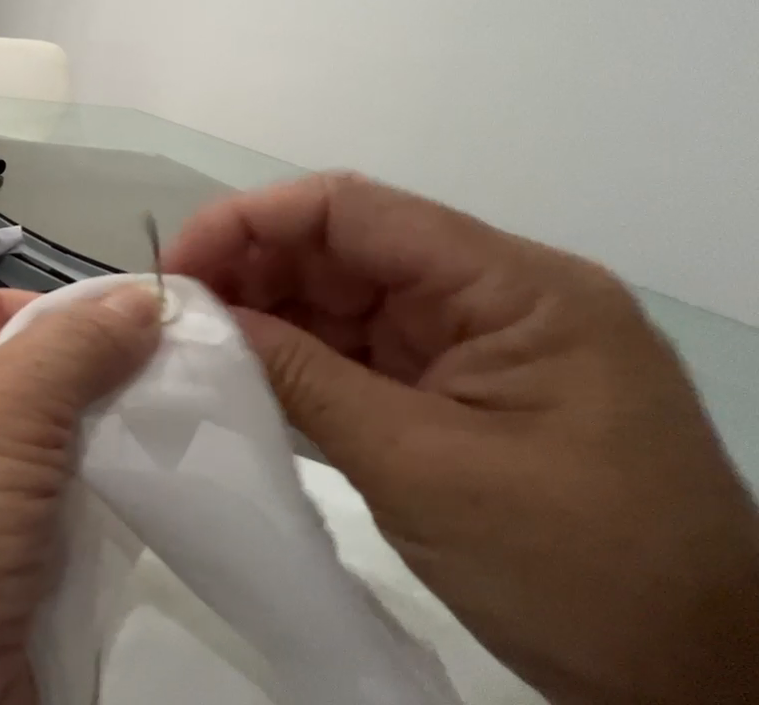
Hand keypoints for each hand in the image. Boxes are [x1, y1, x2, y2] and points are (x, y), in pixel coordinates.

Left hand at [0, 287, 163, 704]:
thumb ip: (72, 347)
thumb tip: (140, 297)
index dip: (65, 314)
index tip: (148, 323)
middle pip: (23, 376)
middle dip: (95, 379)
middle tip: (178, 378)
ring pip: (47, 442)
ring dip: (106, 439)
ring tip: (176, 426)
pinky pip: (55, 499)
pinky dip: (101, 492)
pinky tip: (153, 482)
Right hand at [167, 172, 758, 704]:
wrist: (692, 684)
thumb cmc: (575, 566)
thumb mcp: (420, 465)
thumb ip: (302, 376)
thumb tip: (201, 319)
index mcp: (512, 288)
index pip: (354, 210)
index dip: (248, 221)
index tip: (177, 268)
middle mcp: (490, 295)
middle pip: (339, 246)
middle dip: (247, 270)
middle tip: (175, 318)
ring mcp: (470, 342)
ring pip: (336, 296)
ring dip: (263, 315)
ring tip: (196, 349)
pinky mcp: (449, 387)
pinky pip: (352, 349)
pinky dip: (292, 358)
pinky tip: (242, 377)